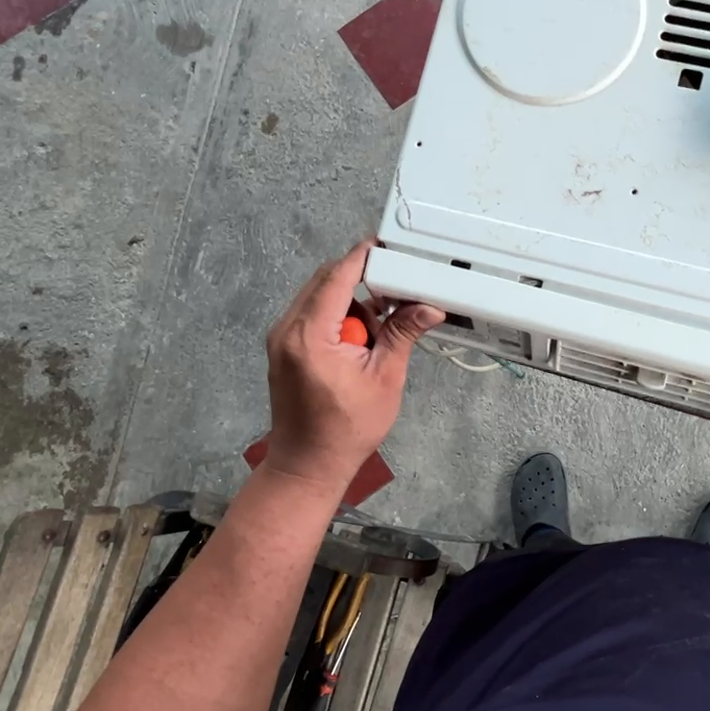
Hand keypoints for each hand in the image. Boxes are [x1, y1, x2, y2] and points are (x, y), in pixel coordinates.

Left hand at [261, 240, 443, 488]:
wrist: (308, 464)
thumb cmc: (347, 429)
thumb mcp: (384, 378)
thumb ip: (402, 334)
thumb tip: (429, 308)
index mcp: (310, 337)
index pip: (337, 278)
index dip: (361, 258)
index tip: (384, 246)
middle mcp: (287, 331)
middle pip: (325, 282)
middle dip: (360, 286)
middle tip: (392, 300)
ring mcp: (280, 339)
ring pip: (318, 297)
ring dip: (349, 305)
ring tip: (372, 338)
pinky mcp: (283, 348)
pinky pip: (310, 315)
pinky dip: (335, 318)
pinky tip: (356, 342)